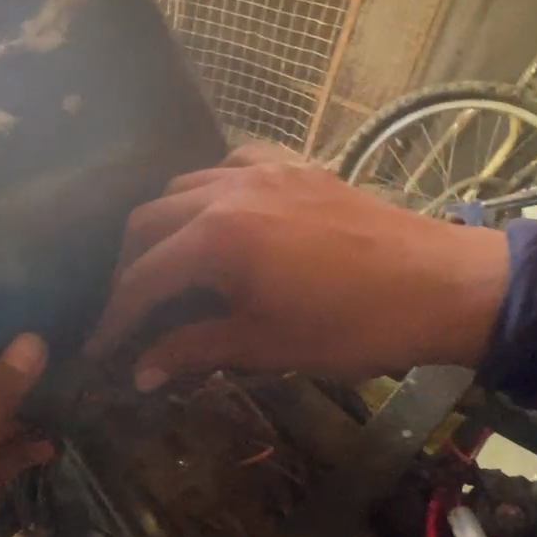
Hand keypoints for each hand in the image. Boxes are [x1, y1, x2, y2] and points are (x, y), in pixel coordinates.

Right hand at [85, 144, 511, 388]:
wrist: (440, 285)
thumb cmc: (350, 325)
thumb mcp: (262, 344)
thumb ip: (191, 350)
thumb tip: (137, 372)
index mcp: (214, 239)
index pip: (141, 278)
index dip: (114, 317)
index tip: (97, 348)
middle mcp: (225, 191)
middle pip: (148, 222)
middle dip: (128, 268)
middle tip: (129, 310)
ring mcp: (261, 170)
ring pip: (183, 187)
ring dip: (164, 226)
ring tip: (167, 264)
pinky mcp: (293, 165)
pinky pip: (230, 165)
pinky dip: (210, 190)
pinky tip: (220, 214)